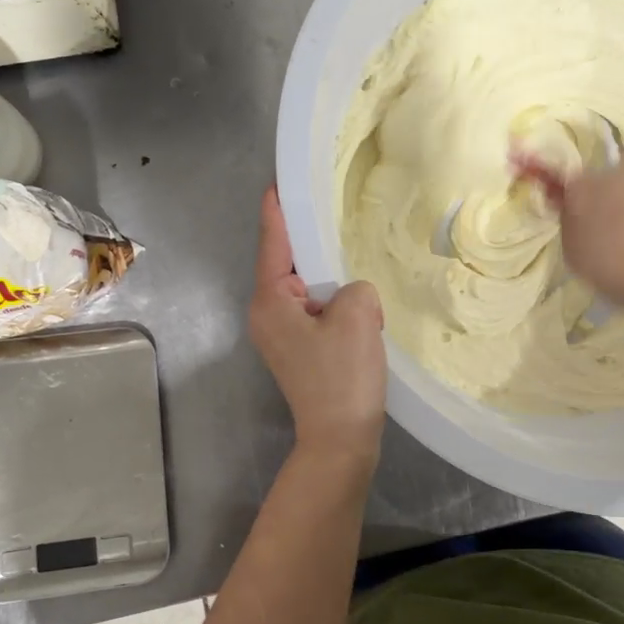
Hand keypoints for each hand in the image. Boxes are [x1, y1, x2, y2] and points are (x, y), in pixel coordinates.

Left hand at [248, 186, 387, 459]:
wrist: (341, 441)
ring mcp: (280, 335)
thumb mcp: (356, 316)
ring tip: (353, 258)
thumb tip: (351, 298)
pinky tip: (357, 302)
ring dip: (330, 280)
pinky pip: (315, 311)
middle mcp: (266, 313)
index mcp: (270, 300)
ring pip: (306, 289)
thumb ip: (355, 288)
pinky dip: (334, 303)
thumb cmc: (342, 377)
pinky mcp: (299, 351)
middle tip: (330, 211)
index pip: (273, 242)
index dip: (277, 210)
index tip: (278, 182)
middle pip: (289, 264)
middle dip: (313, 245)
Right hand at [515, 158, 623, 308]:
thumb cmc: (619, 273)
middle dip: (610, 200)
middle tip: (618, 233)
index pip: (559, 175)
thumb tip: (570, 208)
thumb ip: (570, 224)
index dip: (551, 175)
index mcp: (582, 191)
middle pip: (607, 183)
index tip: (536, 169)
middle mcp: (615, 172)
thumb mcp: (576, 255)